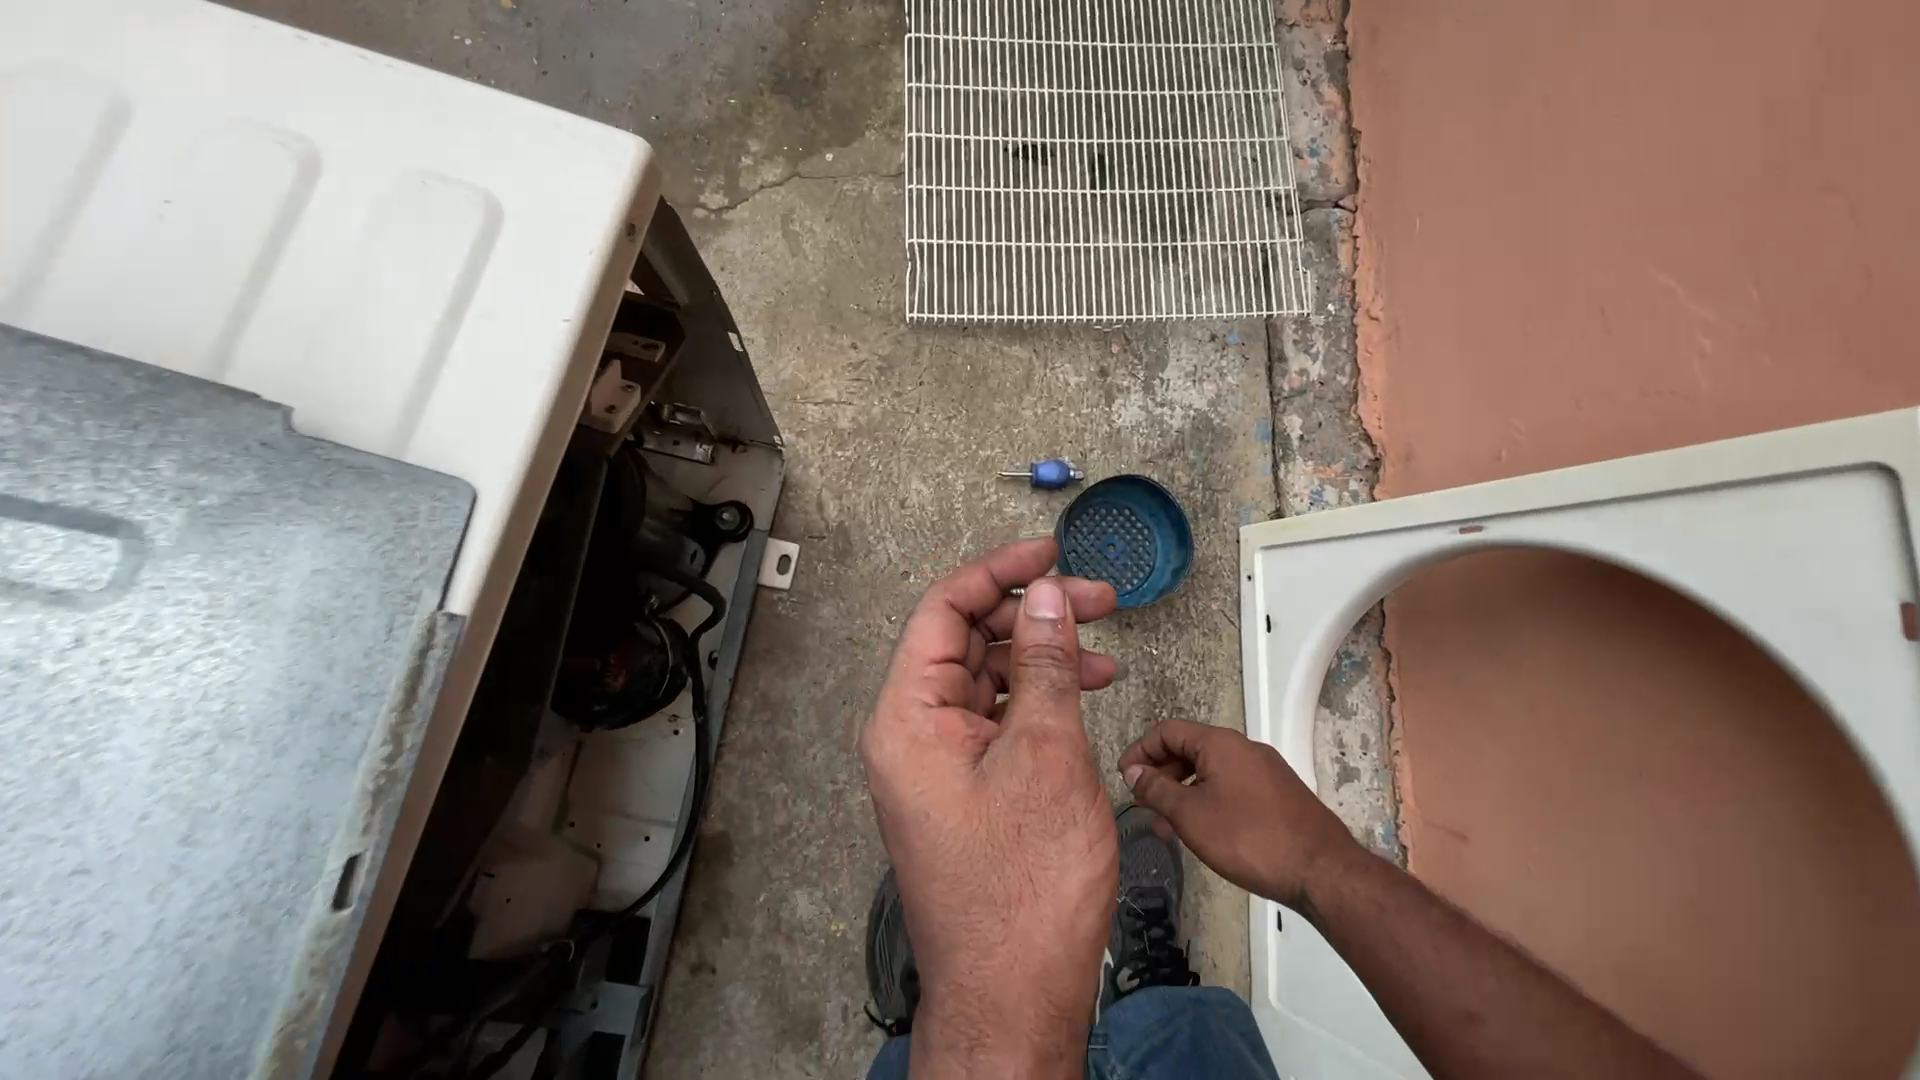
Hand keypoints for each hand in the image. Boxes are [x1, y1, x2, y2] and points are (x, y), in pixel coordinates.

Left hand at [860, 538, 1119, 1077]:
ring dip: (1043, 657)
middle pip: (968, 642)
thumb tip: (1044, 598)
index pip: (942, 612)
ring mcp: (940, 763)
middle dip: (1032, 615)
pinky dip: (1041, 699)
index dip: (996, 572)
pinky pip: (999, 719)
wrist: (1014, 997)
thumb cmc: (1021, 896)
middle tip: (1095, 601)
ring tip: (1102, 649)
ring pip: (988, 679)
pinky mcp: (968, 787)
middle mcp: (913, 735)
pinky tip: (1084, 693)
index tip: (1045, 554)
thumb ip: (1044, 666)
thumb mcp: (1045, 756)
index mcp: (908, 719)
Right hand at [1119, 718, 1358, 910]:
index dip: (1140, 751)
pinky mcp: (1278, 794)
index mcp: (1220, 743)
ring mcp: (1264, 770)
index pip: (1167, 731)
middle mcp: (1243, 748)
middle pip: (1189, 749)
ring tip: (1168, 828)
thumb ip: (1157, 790)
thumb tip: (1134, 772)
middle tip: (1143, 806)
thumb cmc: (1249, 838)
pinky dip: (1208, 800)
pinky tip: (1203, 831)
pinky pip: (1231, 786)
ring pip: (1210, 771)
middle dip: (1161, 775)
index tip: (1124, 779)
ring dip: (1183, 792)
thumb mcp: (1191, 815)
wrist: (1322, 871)